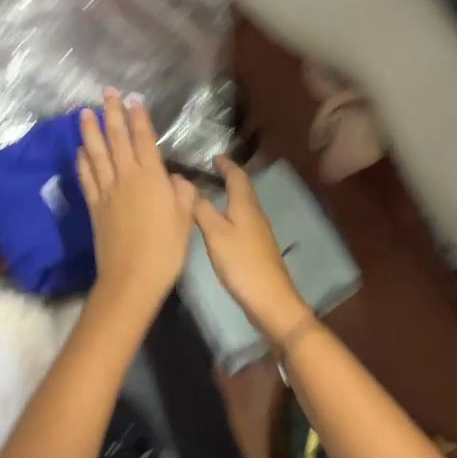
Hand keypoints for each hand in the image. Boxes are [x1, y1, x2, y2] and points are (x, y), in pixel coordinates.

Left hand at [77, 89, 198, 320]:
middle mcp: (126, 177)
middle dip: (112, 113)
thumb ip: (182, 193)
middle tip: (106, 92)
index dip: (139, 118)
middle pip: (117, 138)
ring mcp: (107, 191)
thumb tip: (174, 178)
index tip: (134, 99)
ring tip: (85, 111)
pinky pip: (86, 177)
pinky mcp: (94, 206)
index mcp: (151, 177)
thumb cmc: (165, 249)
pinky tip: (79, 150)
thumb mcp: (186, 219)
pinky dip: (82, 161)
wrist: (131, 278)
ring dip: (90, 131)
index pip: (144, 139)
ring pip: (96, 153)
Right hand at [192, 159, 311, 341]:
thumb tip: (185, 183)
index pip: (237, 176)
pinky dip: (231, 213)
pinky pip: (243, 220)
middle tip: (209, 172)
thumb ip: (201, 208)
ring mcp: (259, 232)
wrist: (271, 301)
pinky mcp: (258, 248)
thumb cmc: (242, 263)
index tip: (213, 156)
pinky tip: (221, 224)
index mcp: (245, 205)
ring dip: (230, 195)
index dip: (226, 165)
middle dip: (228, 177)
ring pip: (244, 204)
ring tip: (210, 193)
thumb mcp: (215, 234)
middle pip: (243, 188)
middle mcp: (255, 213)